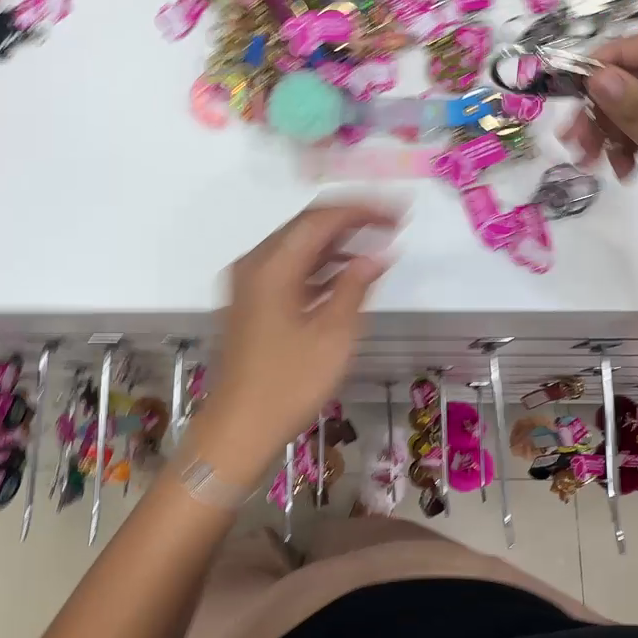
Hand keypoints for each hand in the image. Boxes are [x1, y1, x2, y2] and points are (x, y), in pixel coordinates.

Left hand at [188, 201, 402, 485]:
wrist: (238, 428)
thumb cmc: (289, 384)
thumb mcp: (333, 335)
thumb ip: (356, 286)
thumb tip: (377, 254)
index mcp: (271, 265)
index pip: (321, 218)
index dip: (363, 209)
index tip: (399, 213)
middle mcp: (253, 264)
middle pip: (305, 226)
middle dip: (350, 221)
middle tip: (393, 226)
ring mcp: (247, 284)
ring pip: (296, 247)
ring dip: (336, 244)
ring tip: (378, 249)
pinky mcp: (249, 303)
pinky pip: (286, 270)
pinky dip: (317, 267)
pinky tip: (347, 277)